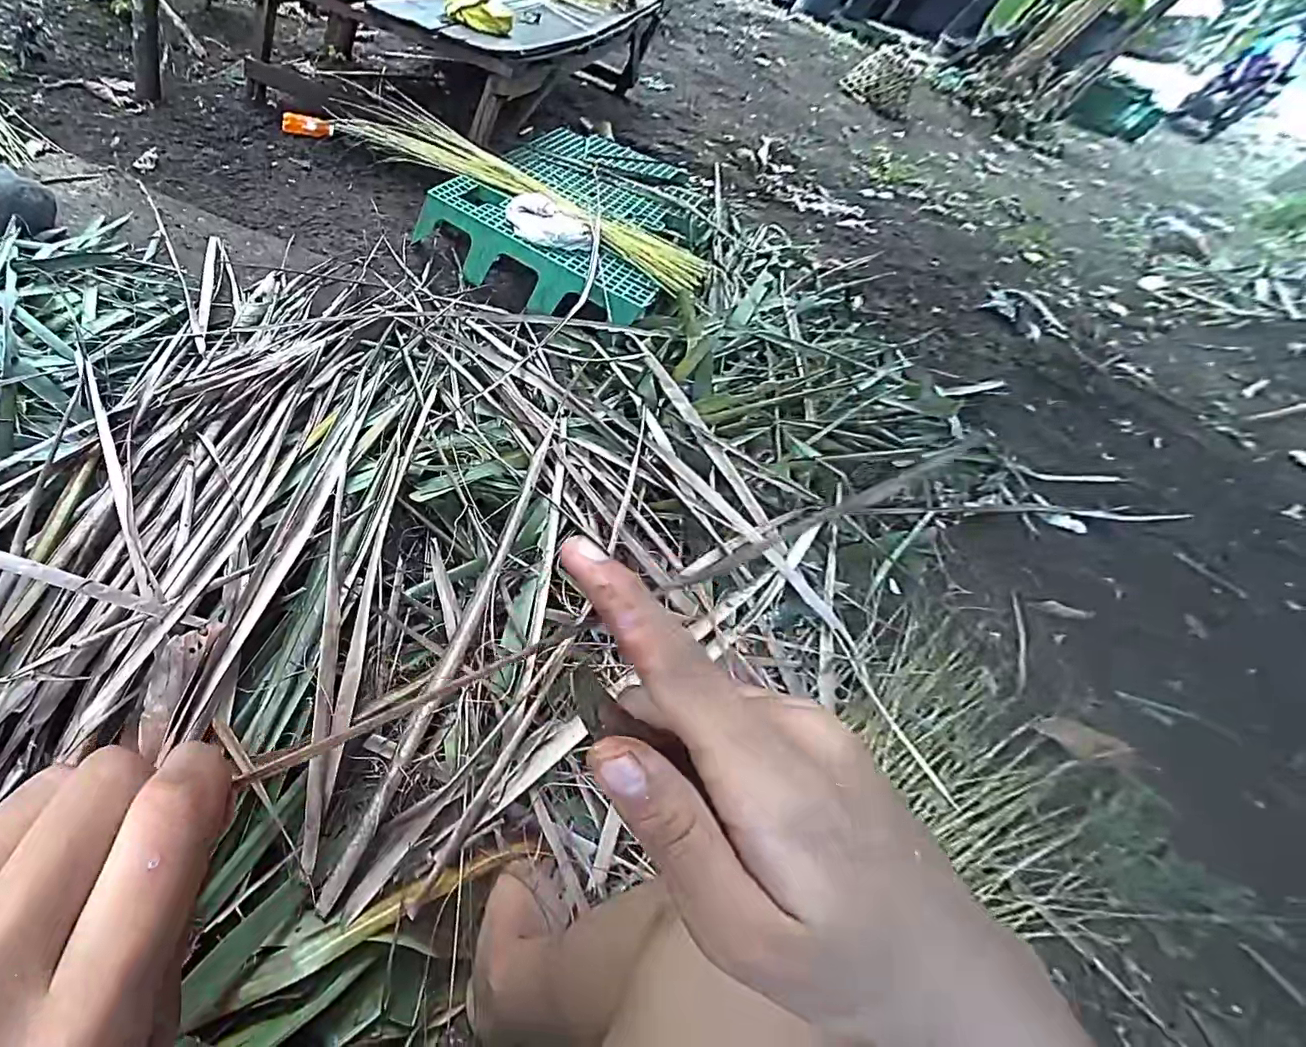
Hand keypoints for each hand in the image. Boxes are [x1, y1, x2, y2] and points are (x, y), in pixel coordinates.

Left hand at [0, 743, 233, 1046]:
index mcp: (69, 1037)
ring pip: (28, 793)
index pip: (158, 833)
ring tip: (27, 899)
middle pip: (93, 781)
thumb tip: (191, 791)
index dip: (195, 778)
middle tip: (115, 843)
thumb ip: (163, 922)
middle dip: (124, 793)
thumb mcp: (124, 1041)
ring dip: (52, 826)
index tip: (201, 772)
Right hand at [561, 537, 1089, 1046]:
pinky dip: (702, 749)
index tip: (579, 550)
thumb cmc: (838, 969)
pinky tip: (736, 813)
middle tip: (659, 829)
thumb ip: (670, 833)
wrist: (958, 987)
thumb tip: (605, 750)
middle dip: (637, 737)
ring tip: (710, 835)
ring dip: (671, 750)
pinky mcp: (816, 728)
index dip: (624, 604)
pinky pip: (725, 714)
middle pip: (669, 693)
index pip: (679, 669)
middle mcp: (792, 723)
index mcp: (771, 775)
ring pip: (693, 704)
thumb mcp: (736, 927)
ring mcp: (811, 721)